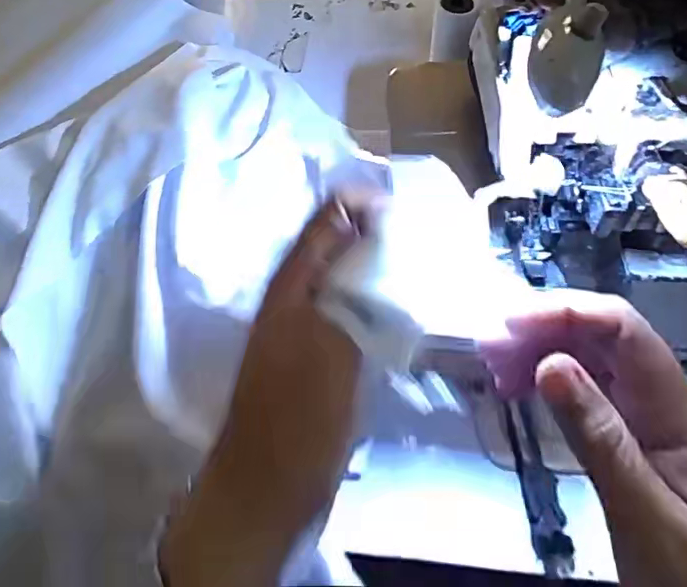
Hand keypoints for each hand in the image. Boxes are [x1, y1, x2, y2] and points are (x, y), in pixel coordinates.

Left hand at [159, 193, 379, 585]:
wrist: (270, 488)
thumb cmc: (298, 414)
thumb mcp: (328, 342)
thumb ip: (349, 284)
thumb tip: (369, 225)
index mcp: (291, 285)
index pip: (325, 222)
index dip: (358, 203)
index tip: (399, 198)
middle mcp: (296, 295)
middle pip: (336, 244)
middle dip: (372, 227)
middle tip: (416, 220)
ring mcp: (308, 324)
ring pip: (346, 274)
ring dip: (376, 259)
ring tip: (415, 250)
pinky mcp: (321, 350)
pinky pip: (352, 306)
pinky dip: (376, 294)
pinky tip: (401, 297)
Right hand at [481, 292, 686, 586]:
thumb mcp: (649, 522)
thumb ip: (603, 443)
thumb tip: (552, 363)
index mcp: (679, 412)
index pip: (624, 330)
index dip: (567, 313)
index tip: (511, 325)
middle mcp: (667, 406)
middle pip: (608, 339)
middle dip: (549, 327)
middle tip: (490, 345)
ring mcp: (655, 427)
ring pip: (599, 364)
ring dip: (548, 351)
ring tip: (498, 364)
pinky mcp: (640, 451)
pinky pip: (595, 398)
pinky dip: (558, 386)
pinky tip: (528, 390)